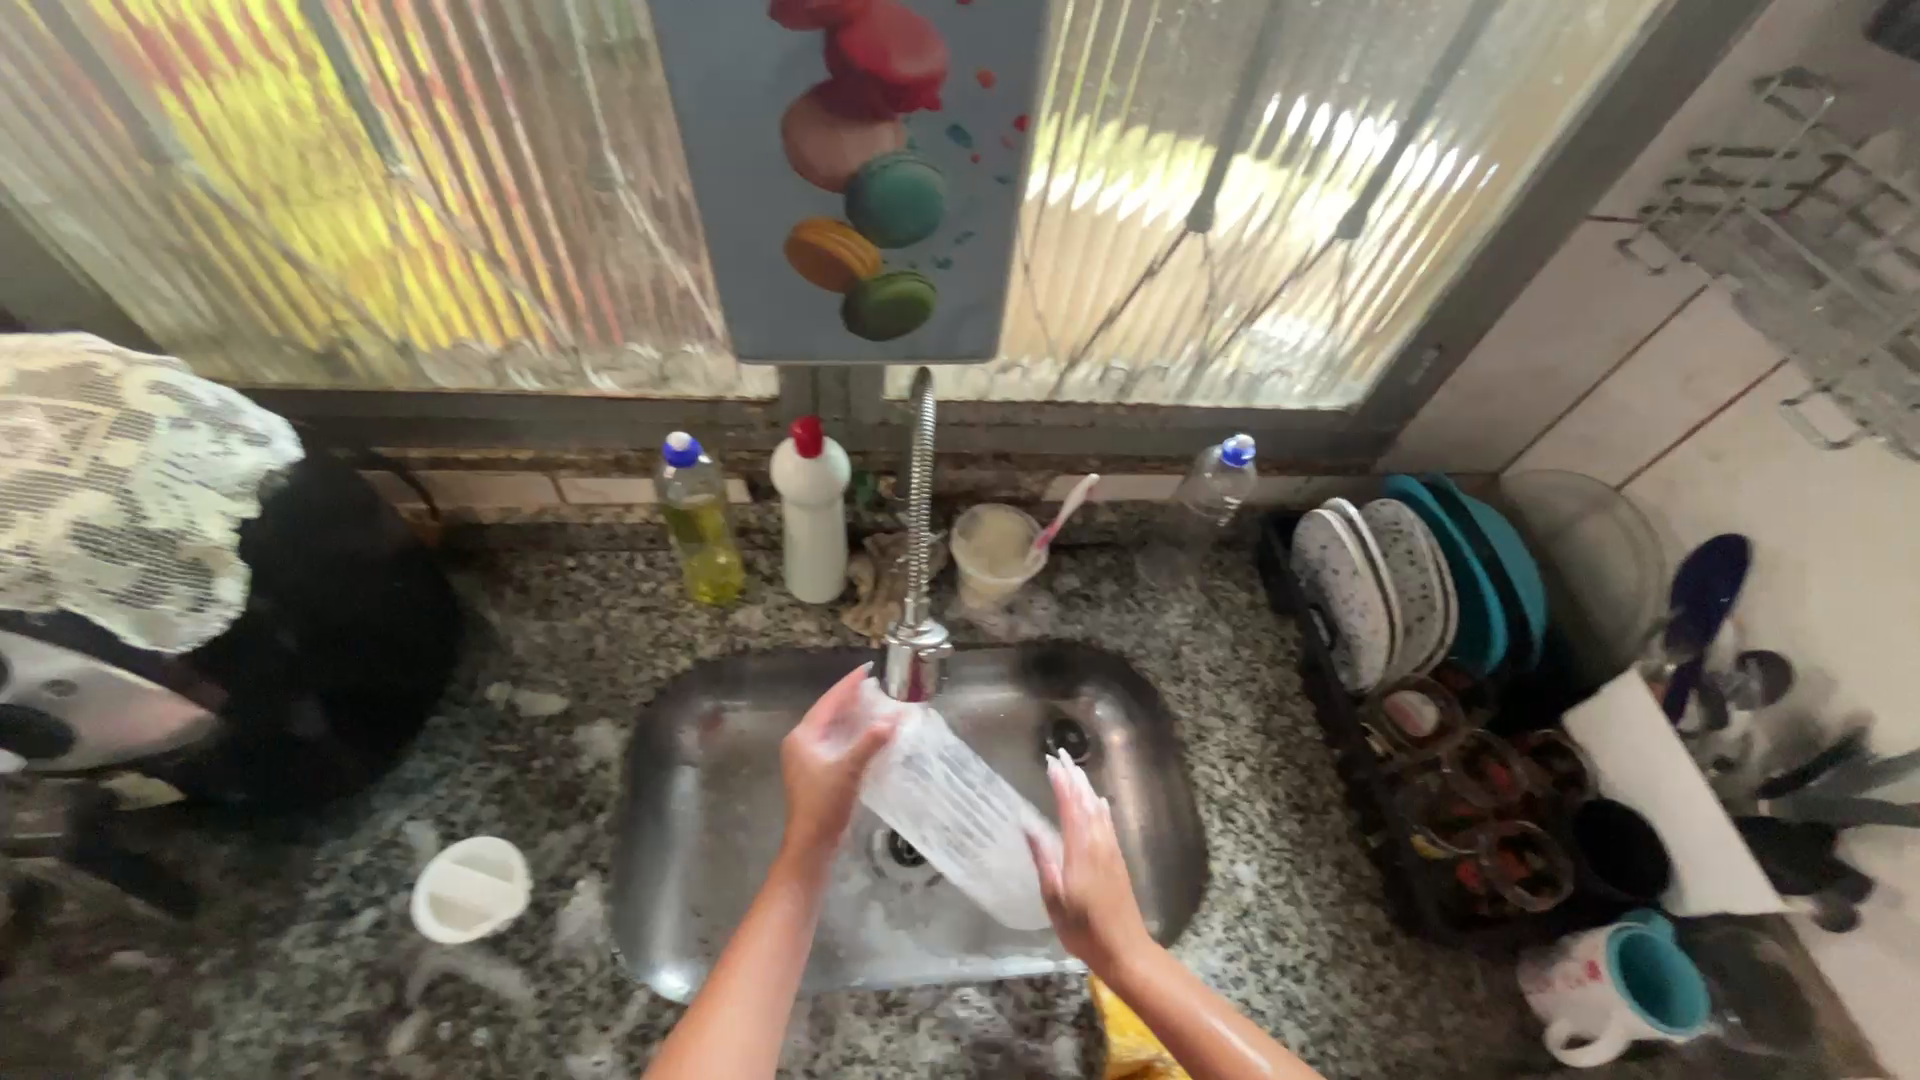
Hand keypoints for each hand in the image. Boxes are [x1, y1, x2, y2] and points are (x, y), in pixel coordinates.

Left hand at [779, 664, 896, 867]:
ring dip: (852, 716)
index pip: (829, 701)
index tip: (868, 669)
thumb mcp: (848, 769)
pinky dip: (852, 733)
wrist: (812, 844)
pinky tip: (869, 733)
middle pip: (828, 711)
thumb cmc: (824, 804)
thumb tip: (892, 719)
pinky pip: (835, 742)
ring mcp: (807, 758)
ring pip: (832, 727)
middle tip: (876, 685)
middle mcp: (801, 742)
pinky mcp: (816, 772)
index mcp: (803, 736)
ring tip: (876, 703)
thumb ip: (870, 742)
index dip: (849, 684)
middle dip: (851, 698)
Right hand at [1028, 750, 1154, 974]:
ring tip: (1075, 769)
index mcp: (1081, 852)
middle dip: (1073, 778)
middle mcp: (1099, 845)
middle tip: (1061, 756)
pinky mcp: (1118, 860)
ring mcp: (1111, 851)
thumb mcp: (1054, 899)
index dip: (1060, 784)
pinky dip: (1100, 807)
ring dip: (1086, 788)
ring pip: (1098, 810)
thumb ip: (1044, 860)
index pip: (1070, 808)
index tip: (1050, 763)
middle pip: (1086, 803)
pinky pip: (1108, 823)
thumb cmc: (1083, 930)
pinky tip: (1098, 801)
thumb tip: (1029, 825)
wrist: (1125, 950)